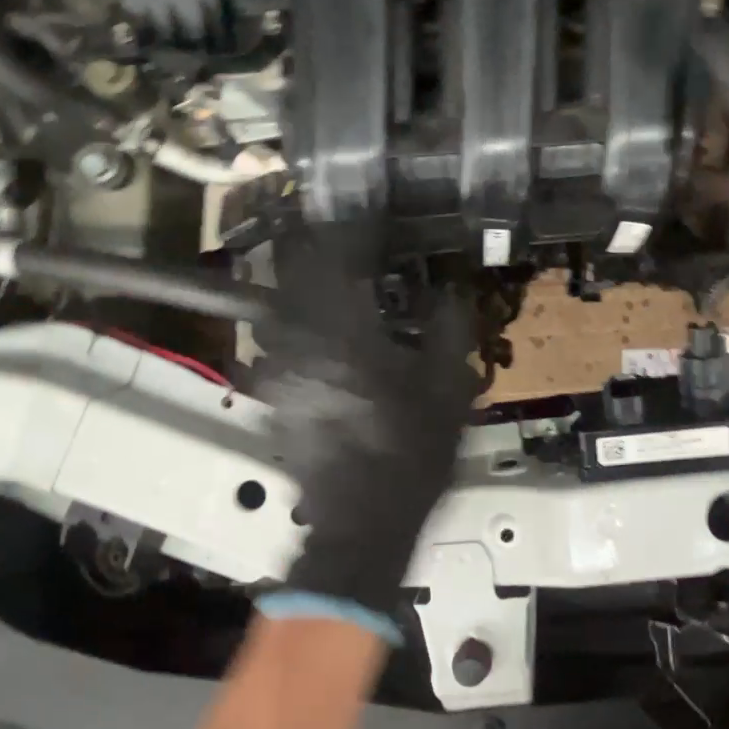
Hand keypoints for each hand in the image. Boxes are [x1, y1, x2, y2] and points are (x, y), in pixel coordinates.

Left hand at [254, 232, 477, 639]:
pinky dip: (297, 323)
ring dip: (300, 283)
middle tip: (339, 232)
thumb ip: (452, 331)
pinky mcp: (272, 394)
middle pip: (290, 269)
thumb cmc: (411, 456)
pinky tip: (323, 333)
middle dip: (312, 245)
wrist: (361, 525)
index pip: (331, 253)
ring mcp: (278, 368)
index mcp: (345, 330)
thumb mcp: (450, 392)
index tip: (357, 203)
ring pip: (278, 304)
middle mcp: (299, 340)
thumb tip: (456, 292)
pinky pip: (279, 340)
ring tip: (330, 276)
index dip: (342, 221)